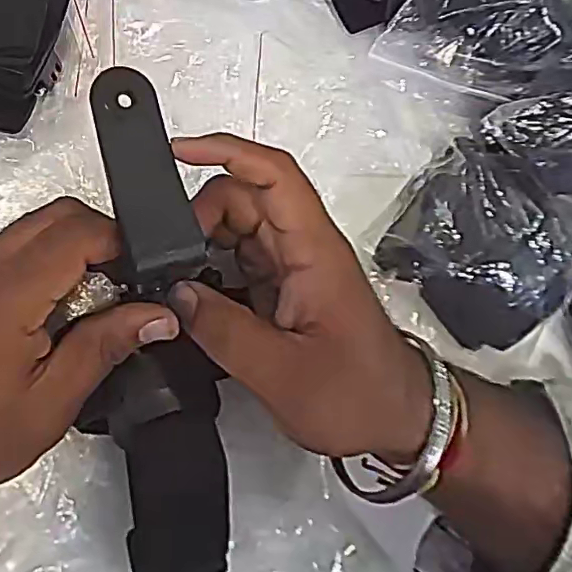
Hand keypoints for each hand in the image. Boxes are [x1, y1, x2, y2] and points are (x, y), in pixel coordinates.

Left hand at [0, 197, 181, 502]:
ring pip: (39, 223)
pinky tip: (57, 305)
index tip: (140, 277)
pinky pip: (18, 242)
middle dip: (102, 238)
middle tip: (122, 285)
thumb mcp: (52, 402)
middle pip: (60, 213)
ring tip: (90, 300)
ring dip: (75, 247)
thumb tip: (156, 317)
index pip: (78, 230)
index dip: (121, 244)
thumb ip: (106, 346)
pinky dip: (48, 257)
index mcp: (7, 293)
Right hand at [169, 134, 431, 462]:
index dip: (226, 151)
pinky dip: (208, 267)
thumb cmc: (362, 396)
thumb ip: (223, 332)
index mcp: (314, 252)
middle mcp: (303, 248)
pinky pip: (236, 256)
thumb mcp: (284, 375)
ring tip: (180, 281)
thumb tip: (177, 295)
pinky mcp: (281, 285)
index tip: (181, 151)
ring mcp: (291, 265)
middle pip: (243, 196)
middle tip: (172, 260)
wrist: (399, 421)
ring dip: (201, 243)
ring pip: (235, 225)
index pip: (273, 175)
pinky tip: (194, 297)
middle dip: (199, 215)